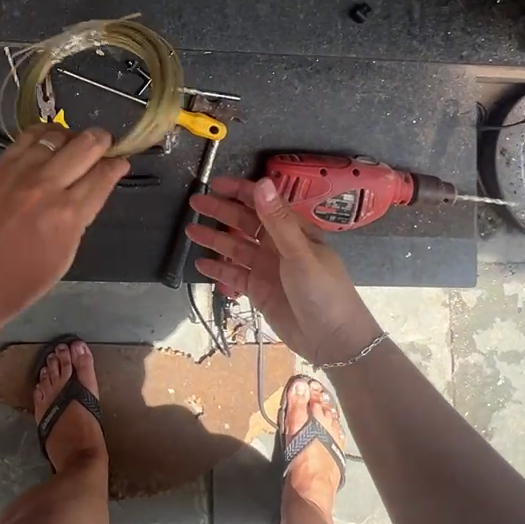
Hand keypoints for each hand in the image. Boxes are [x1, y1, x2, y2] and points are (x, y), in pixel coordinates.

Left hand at [0, 125, 129, 323]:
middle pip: (86, 145)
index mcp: (69, 214)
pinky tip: (50, 140)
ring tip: (75, 144)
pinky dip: (45, 133)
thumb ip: (83, 214)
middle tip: (104, 145)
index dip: (117, 165)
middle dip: (102, 142)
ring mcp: (22, 173)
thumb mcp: (68, 252)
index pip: (103, 175)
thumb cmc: (28, 277)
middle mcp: (48, 187)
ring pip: (57, 135)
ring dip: (73, 136)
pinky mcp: (1, 167)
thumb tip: (96, 185)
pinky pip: (28, 136)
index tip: (121, 162)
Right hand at [187, 176, 380, 364]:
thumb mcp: (300, 253)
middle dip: (220, 212)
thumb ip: (277, 220)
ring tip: (190, 231)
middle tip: (195, 203)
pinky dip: (218, 269)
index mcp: (293, 230)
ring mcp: (268, 268)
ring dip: (215, 239)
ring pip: (236, 248)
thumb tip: (262, 182)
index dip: (239, 191)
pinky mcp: (259, 291)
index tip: (214, 184)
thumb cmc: (323, 291)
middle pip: (245, 223)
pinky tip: (201, 264)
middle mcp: (278, 245)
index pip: (263, 203)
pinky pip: (234, 275)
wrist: (333, 341)